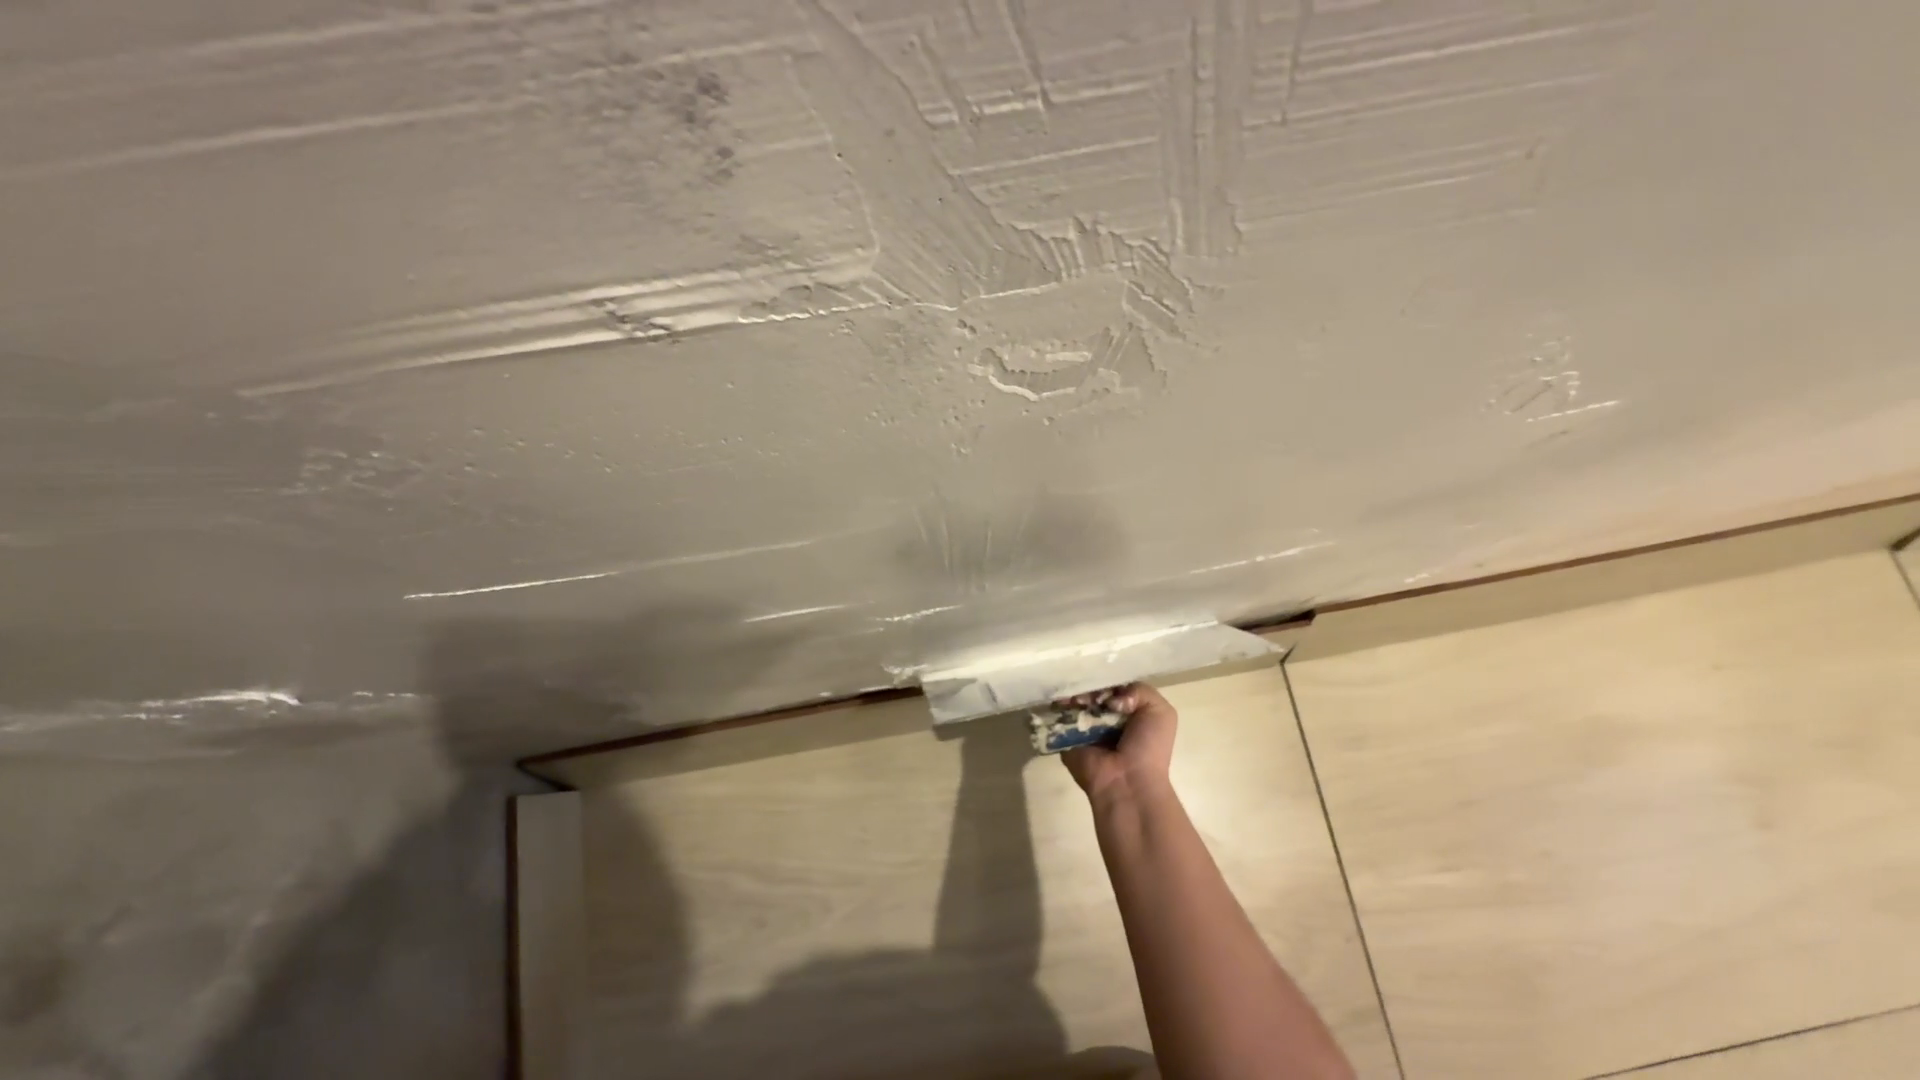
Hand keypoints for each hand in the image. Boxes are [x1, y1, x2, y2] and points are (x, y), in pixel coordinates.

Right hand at [1061, 682, 1176, 801]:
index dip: (1108, 680)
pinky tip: (1064, 705)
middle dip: (1089, 687)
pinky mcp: (1066, 738)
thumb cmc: (1148, 747)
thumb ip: (1139, 690)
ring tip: (1079, 701)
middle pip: (1092, 691)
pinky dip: (1059, 708)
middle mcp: (1106, 717)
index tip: (1105, 681)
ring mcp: (1084, 727)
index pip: (1112, 686)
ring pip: (1074, 701)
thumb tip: (1109, 698)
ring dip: (1074, 696)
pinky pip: (1058, 718)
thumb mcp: (1160, 712)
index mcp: (1128, 711)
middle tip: (1090, 696)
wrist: (1127, 782)